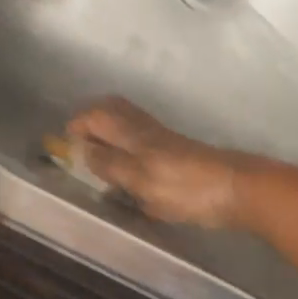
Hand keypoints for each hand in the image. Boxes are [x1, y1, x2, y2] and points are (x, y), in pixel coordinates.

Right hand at [66, 97, 251, 227]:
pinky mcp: (175, 152)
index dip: (79, 123)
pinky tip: (127, 167)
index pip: (98, 115)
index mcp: (133, 133)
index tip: (64, 140)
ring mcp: (162, 139)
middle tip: (78, 139)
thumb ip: (110, 163)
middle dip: (92, 118)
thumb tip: (82, 148)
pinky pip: (140, 138)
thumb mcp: (140, 179)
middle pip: (113, 110)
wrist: (233, 188)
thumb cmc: (184, 186)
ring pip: (128, 123)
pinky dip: (125, 143)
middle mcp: (145, 129)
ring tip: (97, 152)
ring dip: (108, 130)